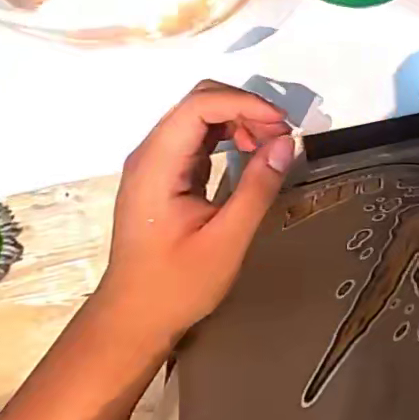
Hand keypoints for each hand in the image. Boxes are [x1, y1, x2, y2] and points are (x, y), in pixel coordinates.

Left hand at [89, 81, 295, 349]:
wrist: (132, 319)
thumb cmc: (176, 286)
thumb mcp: (227, 241)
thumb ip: (257, 188)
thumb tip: (286, 142)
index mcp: (157, 165)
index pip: (199, 105)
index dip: (244, 103)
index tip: (282, 125)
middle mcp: (151, 152)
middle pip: (199, 100)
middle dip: (245, 107)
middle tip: (280, 136)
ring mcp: (156, 160)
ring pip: (201, 112)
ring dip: (240, 118)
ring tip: (271, 145)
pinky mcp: (166, 171)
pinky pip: (200, 134)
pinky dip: (230, 133)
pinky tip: (250, 153)